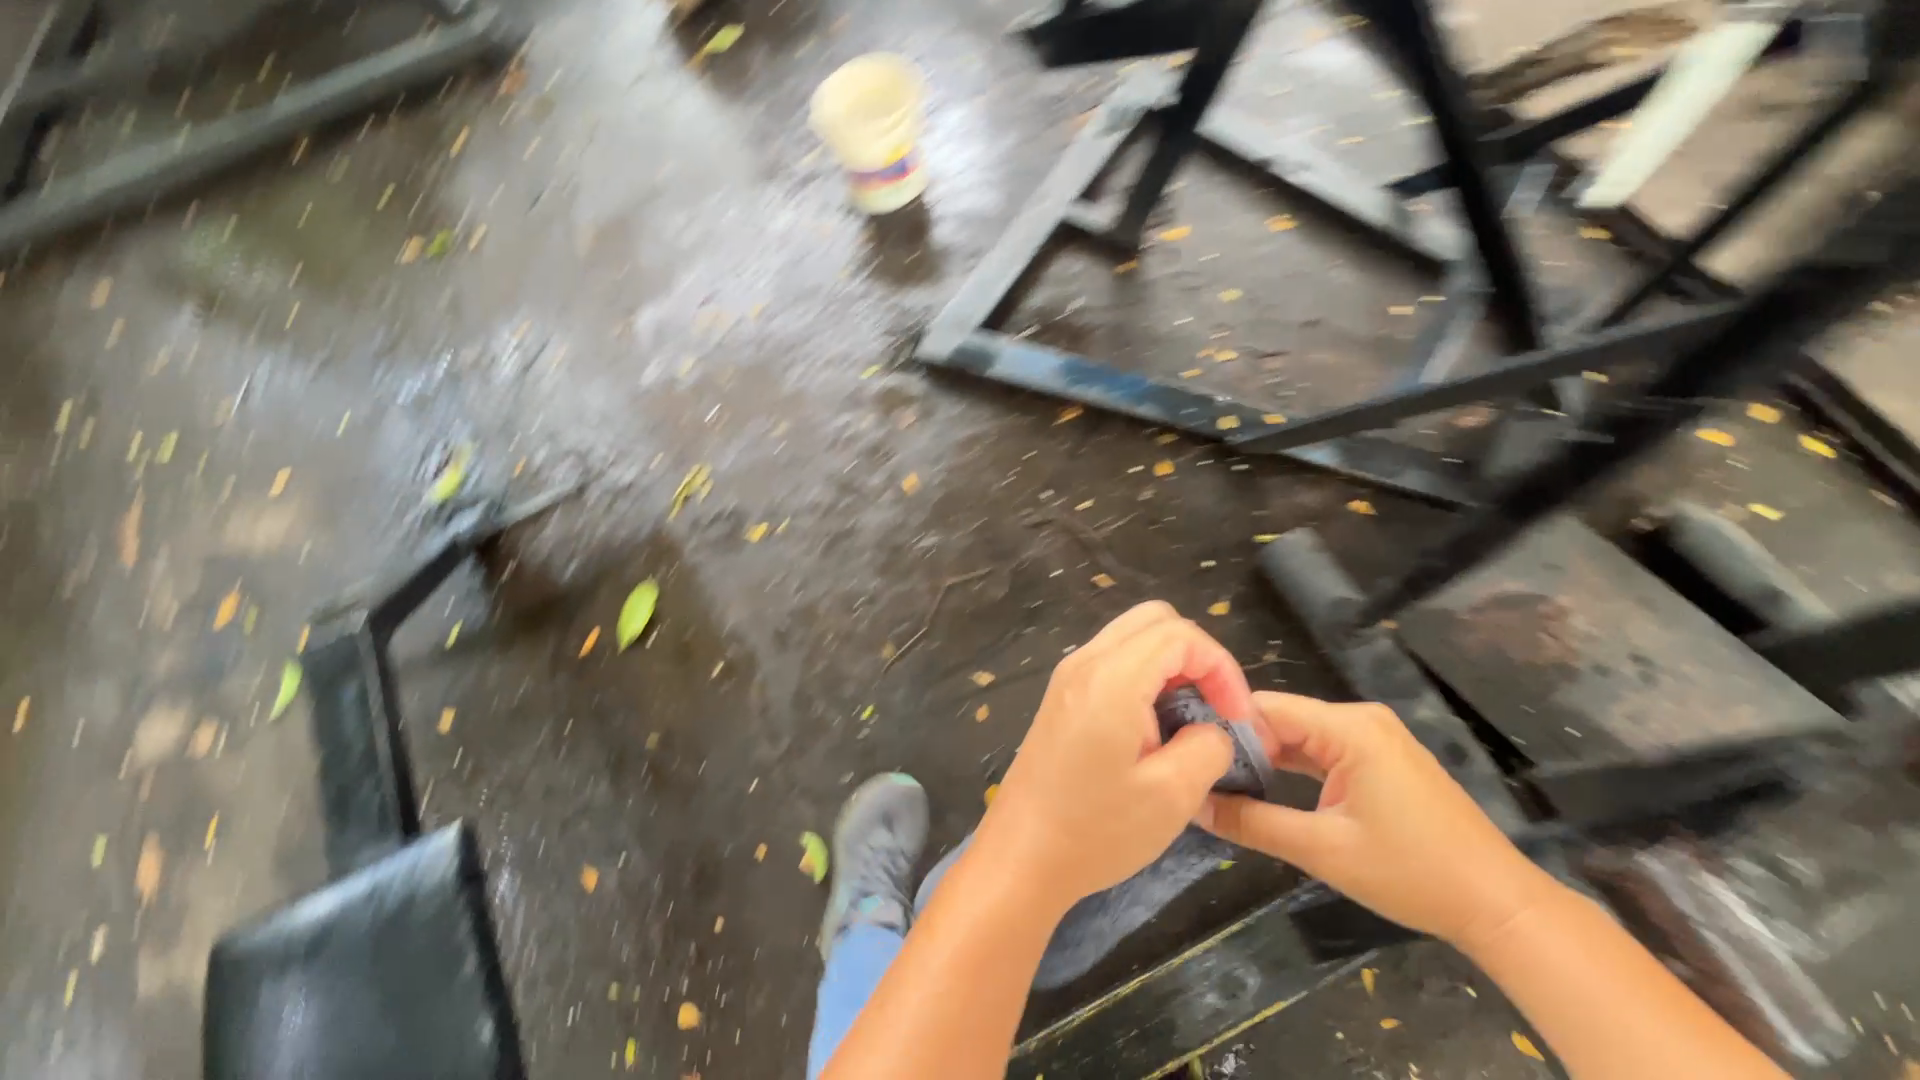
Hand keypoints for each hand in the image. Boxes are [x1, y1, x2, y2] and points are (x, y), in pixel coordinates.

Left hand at [973, 602, 1254, 910]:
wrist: (1020, 859)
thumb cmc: (1095, 832)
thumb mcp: (1172, 796)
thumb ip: (1208, 747)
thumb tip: (1211, 730)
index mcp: (1110, 678)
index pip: (1180, 634)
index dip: (1221, 667)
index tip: (1237, 718)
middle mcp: (1084, 664)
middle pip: (1154, 620)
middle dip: (1197, 657)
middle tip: (1216, 709)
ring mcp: (1066, 679)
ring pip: (1131, 639)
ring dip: (1170, 668)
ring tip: (1187, 724)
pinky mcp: (1060, 700)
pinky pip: (1111, 663)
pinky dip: (1143, 679)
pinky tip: (1153, 731)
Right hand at [1198, 693, 1555, 950]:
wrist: (1497, 904)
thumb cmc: (1411, 873)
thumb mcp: (1321, 850)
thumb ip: (1252, 823)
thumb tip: (1193, 805)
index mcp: (1349, 728)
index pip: (1265, 708)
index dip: (1221, 727)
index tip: (1182, 751)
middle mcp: (1360, 720)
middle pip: (1280, 720)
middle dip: (1238, 745)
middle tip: (1190, 770)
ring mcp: (1373, 739)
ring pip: (1299, 738)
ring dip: (1262, 759)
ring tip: (1214, 779)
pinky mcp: (1379, 761)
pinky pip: (1321, 753)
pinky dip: (1291, 769)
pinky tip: (1259, 787)